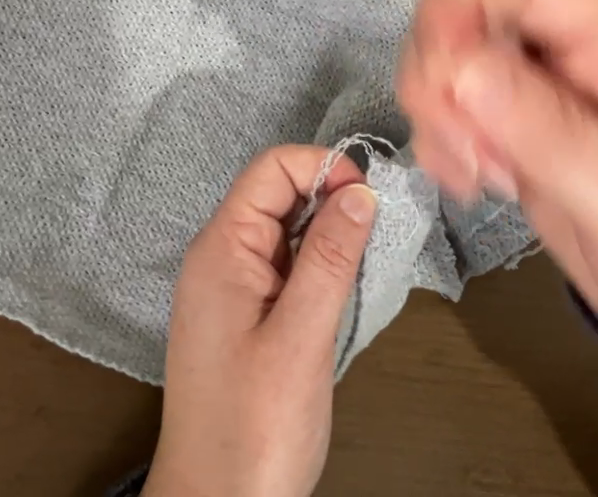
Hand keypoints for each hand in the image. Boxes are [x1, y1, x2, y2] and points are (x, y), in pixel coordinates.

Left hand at [144, 146, 377, 496]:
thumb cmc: (254, 428)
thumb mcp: (299, 339)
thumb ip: (330, 259)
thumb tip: (360, 190)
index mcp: (222, 248)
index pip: (270, 170)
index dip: (321, 169)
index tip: (369, 199)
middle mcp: (221, 256)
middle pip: (276, 194)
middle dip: (328, 196)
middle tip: (376, 232)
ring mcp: (231, 286)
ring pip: (285, 229)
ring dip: (327, 231)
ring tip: (365, 258)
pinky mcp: (245, 314)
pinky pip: (284, 264)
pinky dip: (318, 262)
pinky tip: (344, 284)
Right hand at [396, 0, 597, 391]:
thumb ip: (555, 138)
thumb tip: (457, 65)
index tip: (438, 74)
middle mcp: (589, 55)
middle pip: (481, 6)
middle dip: (442, 64)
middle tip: (454, 145)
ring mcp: (559, 95)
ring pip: (463, 56)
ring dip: (441, 105)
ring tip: (469, 175)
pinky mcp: (537, 137)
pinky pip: (468, 108)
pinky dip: (449, 136)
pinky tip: (473, 183)